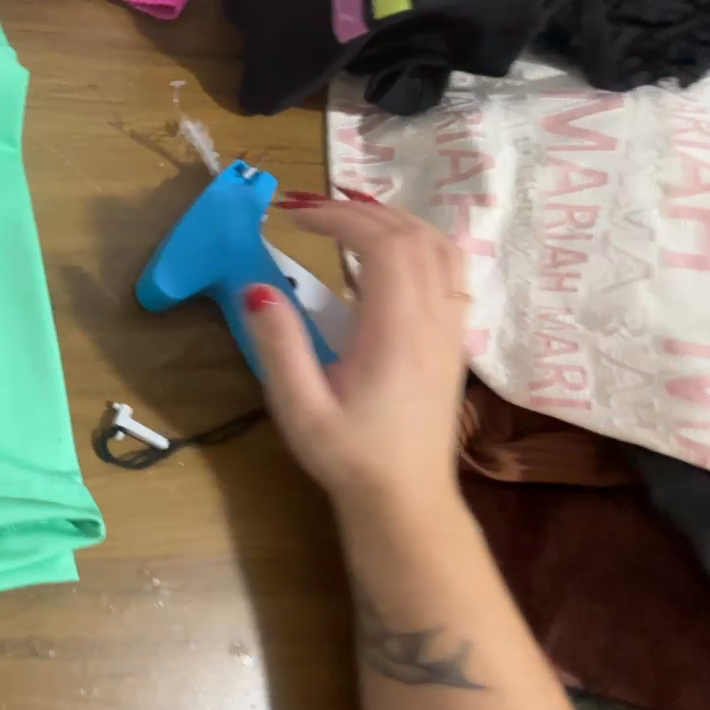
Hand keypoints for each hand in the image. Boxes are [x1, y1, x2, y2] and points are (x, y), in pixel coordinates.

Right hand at [242, 195, 469, 507]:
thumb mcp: (298, 406)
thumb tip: (257, 289)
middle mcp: (434, 321)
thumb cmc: (346, 454)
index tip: (293, 217)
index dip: (339, 219)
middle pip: (414, 237)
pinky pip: (448, 270)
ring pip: (440, 248)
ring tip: (344, 222)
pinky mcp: (452, 339)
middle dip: (360, 212)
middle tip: (308, 212)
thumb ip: (278, 345)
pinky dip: (415, 244)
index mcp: (396, 333)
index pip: (384, 247)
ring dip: (393, 222)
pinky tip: (383, 256)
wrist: (404, 497)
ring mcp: (451, 329)